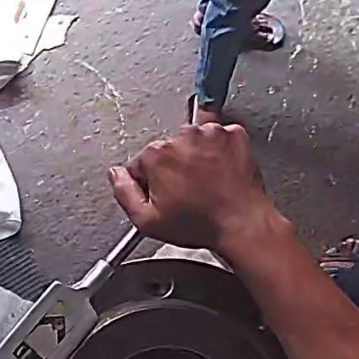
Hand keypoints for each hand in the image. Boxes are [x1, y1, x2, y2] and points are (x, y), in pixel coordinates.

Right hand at [109, 123, 288, 257]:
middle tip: (187, 192)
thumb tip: (116, 175)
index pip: (142, 162)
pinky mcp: (233, 134)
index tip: (165, 194)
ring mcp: (210, 133)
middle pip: (168, 149)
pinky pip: (219, 137)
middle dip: (174, 168)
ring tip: (205, 183)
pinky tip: (220, 171)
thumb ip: (124, 193)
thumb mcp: (147, 221)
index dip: (151, 182)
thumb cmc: (200, 224)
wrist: (242, 224)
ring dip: (196, 156)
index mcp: (157, 155)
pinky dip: (219, 151)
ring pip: (193, 141)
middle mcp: (182, 137)